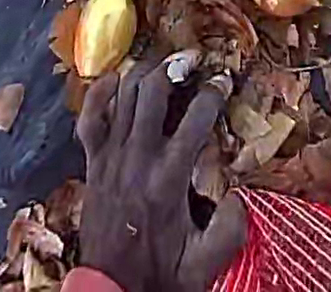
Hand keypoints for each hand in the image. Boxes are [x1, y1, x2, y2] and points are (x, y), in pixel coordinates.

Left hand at [75, 59, 245, 291]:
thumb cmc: (160, 275)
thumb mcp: (203, 266)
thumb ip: (229, 231)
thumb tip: (240, 193)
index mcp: (168, 177)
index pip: (197, 116)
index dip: (214, 91)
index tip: (225, 80)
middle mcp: (139, 157)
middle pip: (154, 91)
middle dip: (176, 66)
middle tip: (192, 59)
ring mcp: (112, 156)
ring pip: (125, 95)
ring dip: (145, 72)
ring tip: (163, 63)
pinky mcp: (94, 162)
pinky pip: (90, 118)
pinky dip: (100, 93)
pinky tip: (114, 79)